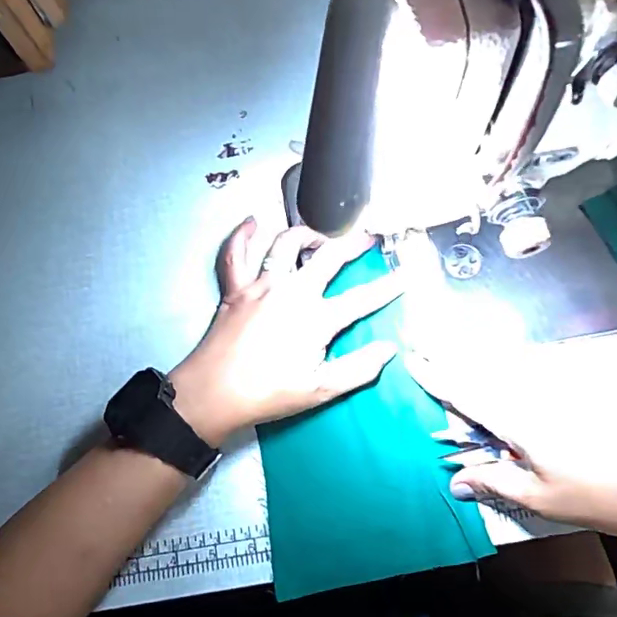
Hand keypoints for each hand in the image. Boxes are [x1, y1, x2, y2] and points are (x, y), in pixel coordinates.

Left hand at [169, 219, 402, 441]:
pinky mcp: (235, 289)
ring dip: (305, 235)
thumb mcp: (320, 390)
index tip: (405, 276)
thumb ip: (358, 369)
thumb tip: (389, 350)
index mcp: (316, 318)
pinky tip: (252, 223)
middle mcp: (291, 292)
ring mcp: (260, 286)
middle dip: (352, 244)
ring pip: (284, 245)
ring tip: (319, 236)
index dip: (387, 287)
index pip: (361, 299)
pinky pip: (236, 254)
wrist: (212, 394)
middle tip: (367, 238)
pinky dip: (243, 235)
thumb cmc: (268, 394)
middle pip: (327, 257)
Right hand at [407, 350, 616, 580]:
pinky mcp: (601, 372)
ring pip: (516, 354)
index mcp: (518, 414)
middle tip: (426, 335)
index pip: (464, 387)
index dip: (436, 373)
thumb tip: (459, 479)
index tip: (413, 357)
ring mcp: (573, 371)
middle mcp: (540, 381)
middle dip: (453, 349)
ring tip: (463, 344)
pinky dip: (523, 356)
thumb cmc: (611, 497)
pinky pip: (547, 357)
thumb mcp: (545, 499)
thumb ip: (497, 481)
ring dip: (487, 350)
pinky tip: (521, 360)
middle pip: (486, 360)